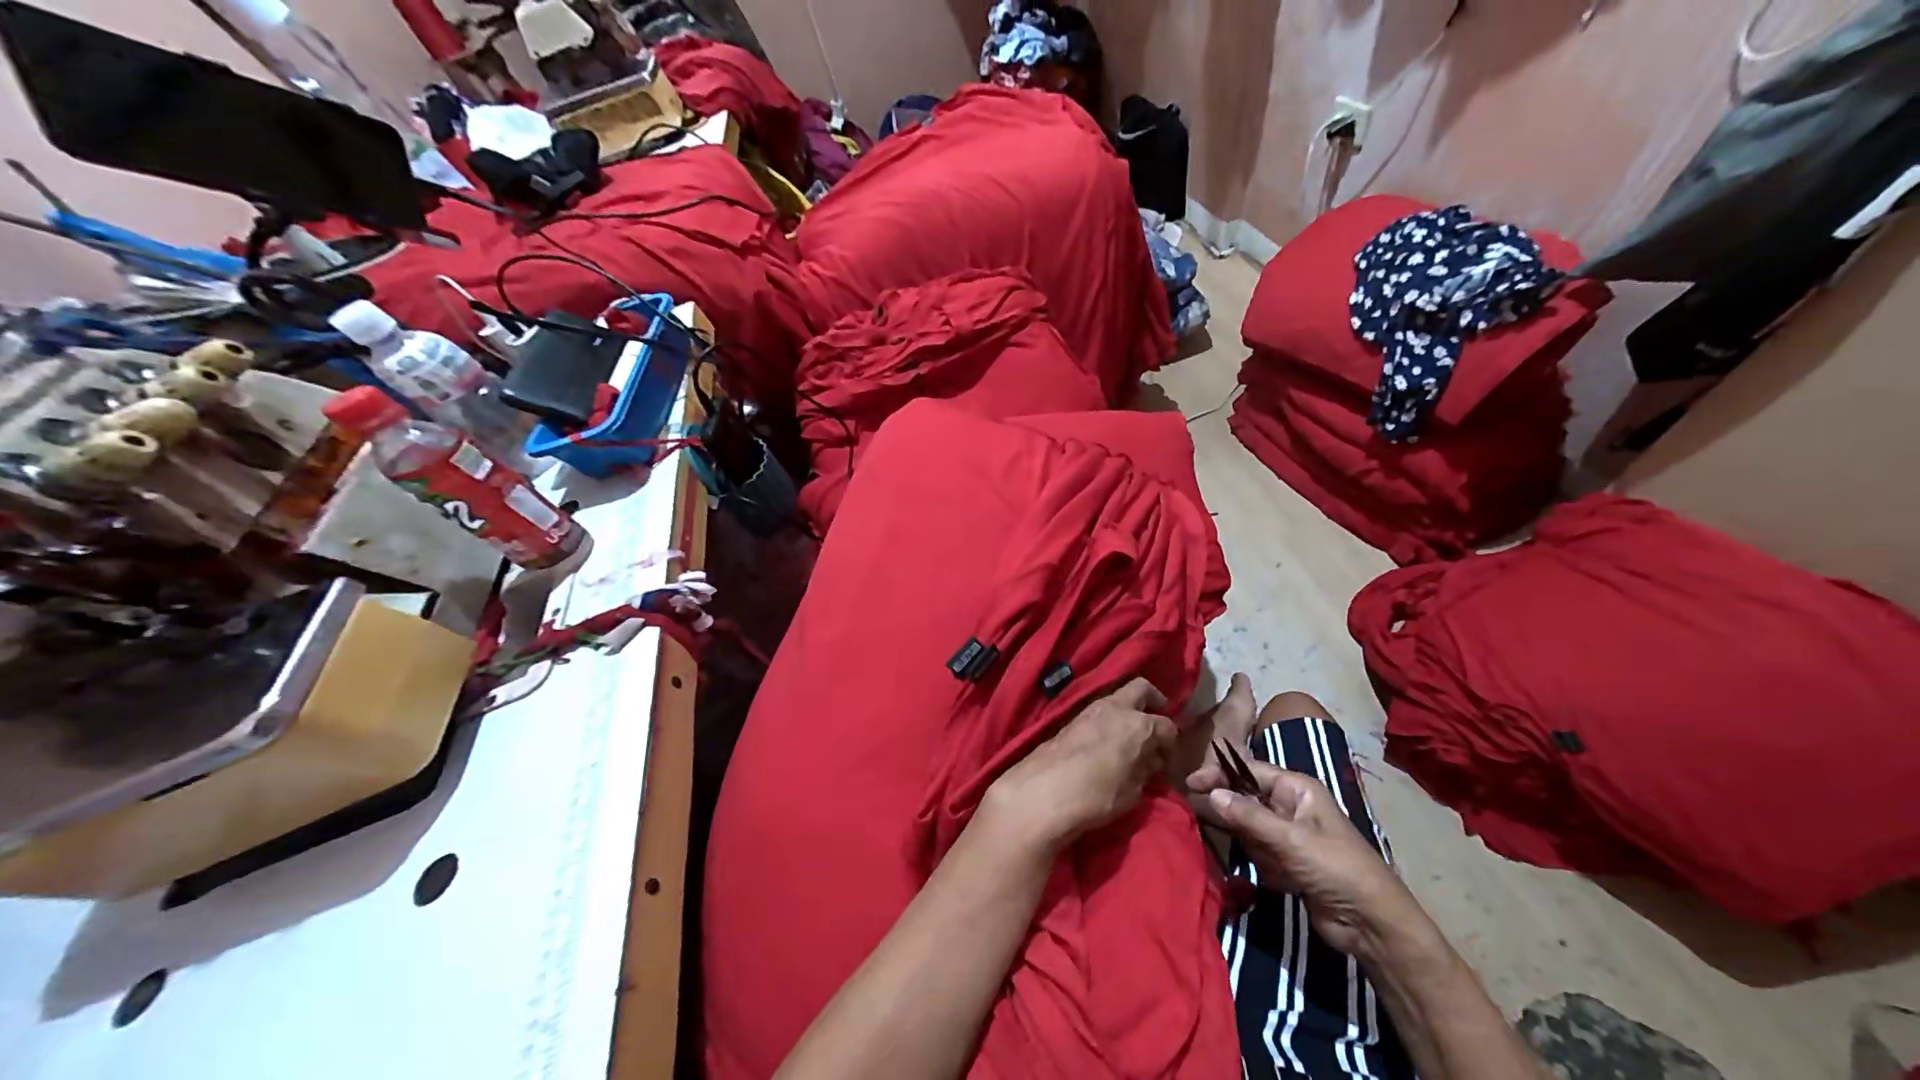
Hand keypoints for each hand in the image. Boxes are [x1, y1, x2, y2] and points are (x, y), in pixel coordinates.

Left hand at [980, 679, 1178, 853]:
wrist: (1044, 791)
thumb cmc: (1097, 795)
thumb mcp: (1133, 791)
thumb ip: (1145, 771)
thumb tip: (1150, 761)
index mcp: (1139, 724)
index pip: (1167, 726)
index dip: (1171, 744)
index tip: (1166, 761)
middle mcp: (1116, 708)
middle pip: (1142, 689)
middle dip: (1154, 702)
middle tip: (1155, 725)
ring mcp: (1091, 709)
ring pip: (1117, 697)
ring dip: (1128, 711)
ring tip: (1130, 737)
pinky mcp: (1071, 718)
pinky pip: (1098, 710)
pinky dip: (1109, 719)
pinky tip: (1108, 740)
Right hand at [1188, 757, 1427, 960]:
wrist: (1372, 925)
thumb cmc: (1337, 869)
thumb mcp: (1291, 840)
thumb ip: (1249, 816)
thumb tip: (1211, 793)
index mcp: (1297, 789)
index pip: (1248, 770)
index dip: (1219, 773)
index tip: (1191, 783)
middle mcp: (1290, 806)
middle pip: (1244, 796)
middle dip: (1226, 807)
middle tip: (1200, 814)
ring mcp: (1287, 834)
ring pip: (1247, 825)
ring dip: (1242, 838)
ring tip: (1245, 850)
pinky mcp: (1285, 861)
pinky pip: (1256, 849)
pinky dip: (1254, 858)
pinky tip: (1269, 874)